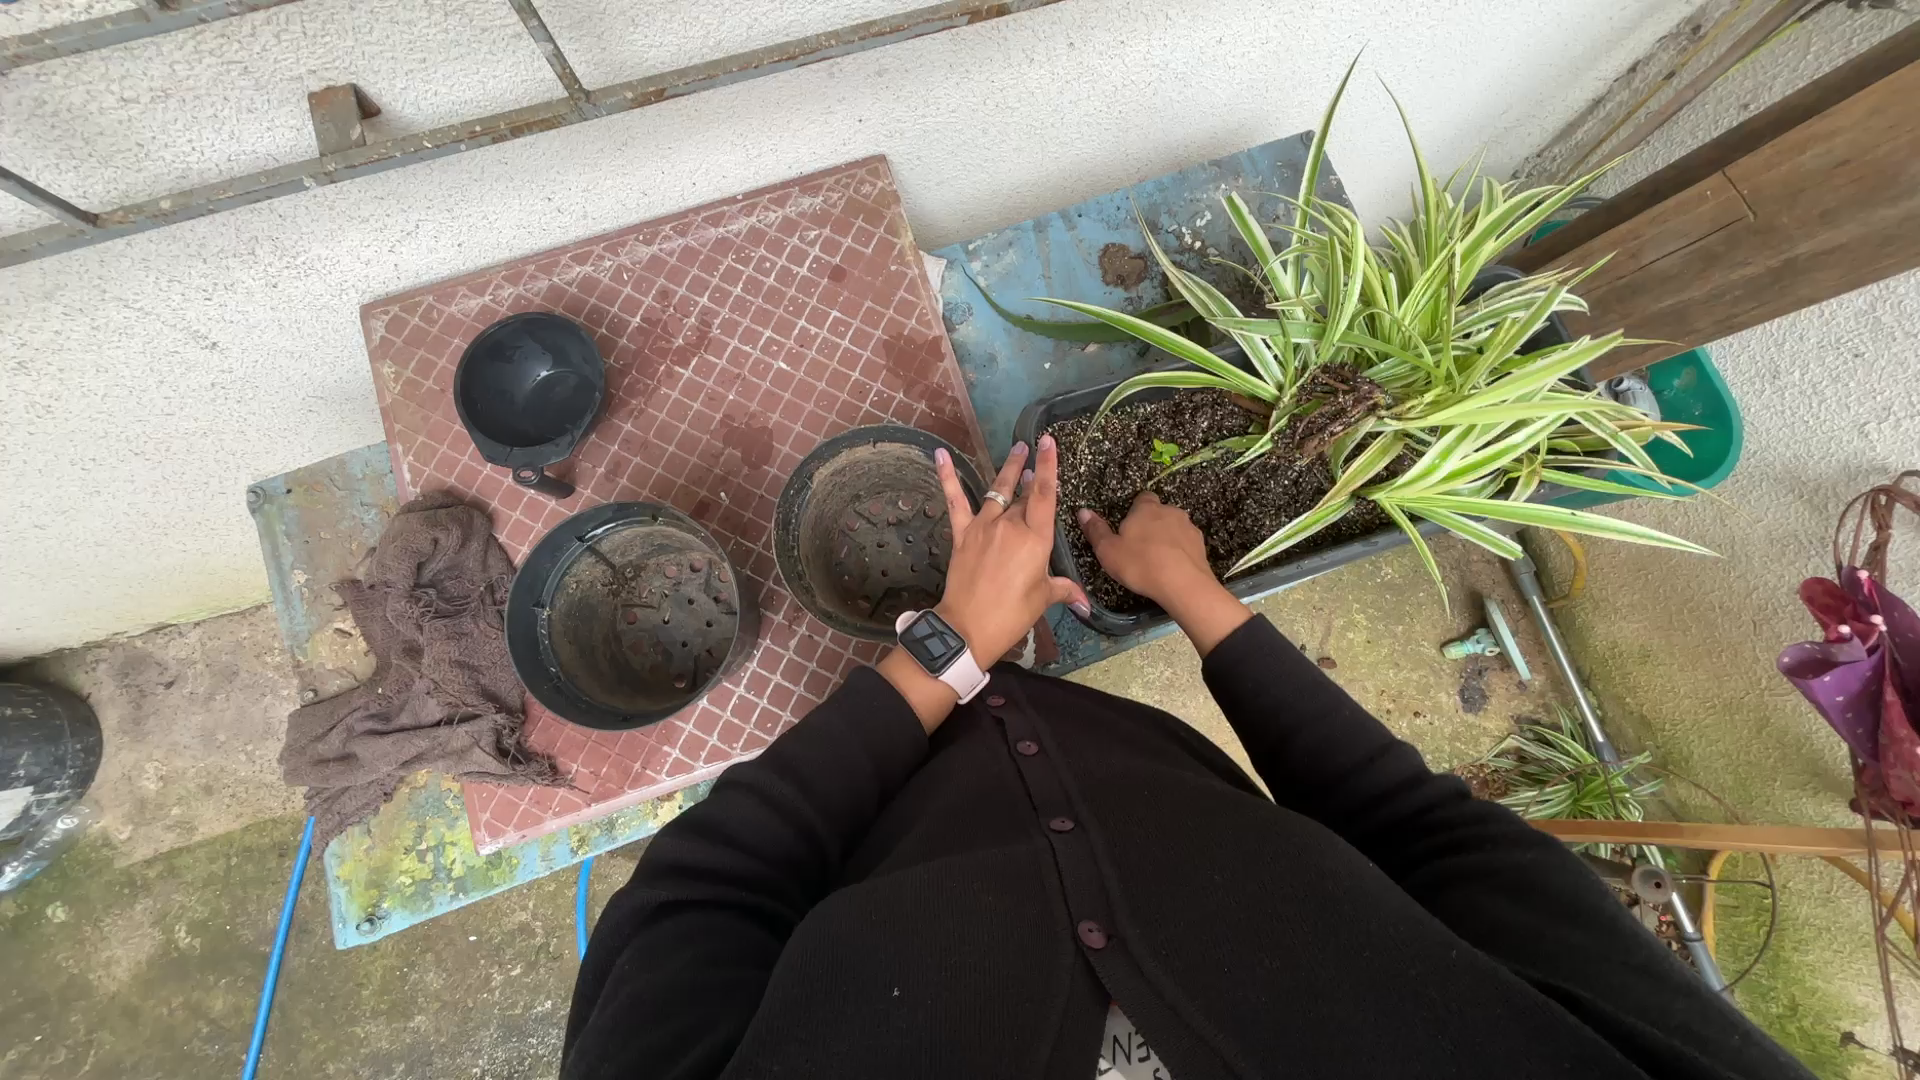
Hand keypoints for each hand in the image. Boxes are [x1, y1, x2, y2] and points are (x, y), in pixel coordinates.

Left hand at [932, 435, 1089, 663]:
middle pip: (1023, 496)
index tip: (1048, 441)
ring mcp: (983, 526)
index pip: (1044, 494)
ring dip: (1008, 469)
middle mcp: (1010, 525)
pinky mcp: (962, 534)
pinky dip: (947, 476)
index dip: (1048, 465)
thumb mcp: (1043, 599)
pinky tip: (940, 454)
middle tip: (1035, 457)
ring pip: (997, 490)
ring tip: (1016, 449)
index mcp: (1035, 538)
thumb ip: (1063, 590)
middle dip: (1031, 478)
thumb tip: (1084, 602)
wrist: (968, 627)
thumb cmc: (1011, 614)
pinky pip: (955, 501)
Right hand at [1077, 492, 1250, 656]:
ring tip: (1156, 560)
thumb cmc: (1140, 564)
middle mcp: (1170, 511)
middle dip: (1151, 525)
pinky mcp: (1200, 545)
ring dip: (1166, 538)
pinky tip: (1172, 568)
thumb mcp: (1108, 551)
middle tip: (1138, 547)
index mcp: (1146, 508)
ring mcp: (1188, 527)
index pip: (1142, 498)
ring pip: (1174, 528)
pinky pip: (1186, 544)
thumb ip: (1095, 530)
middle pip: (1158, 513)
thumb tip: (1083, 511)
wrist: (1183, 585)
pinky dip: (1179, 552)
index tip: (1128, 528)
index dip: (1135, 511)